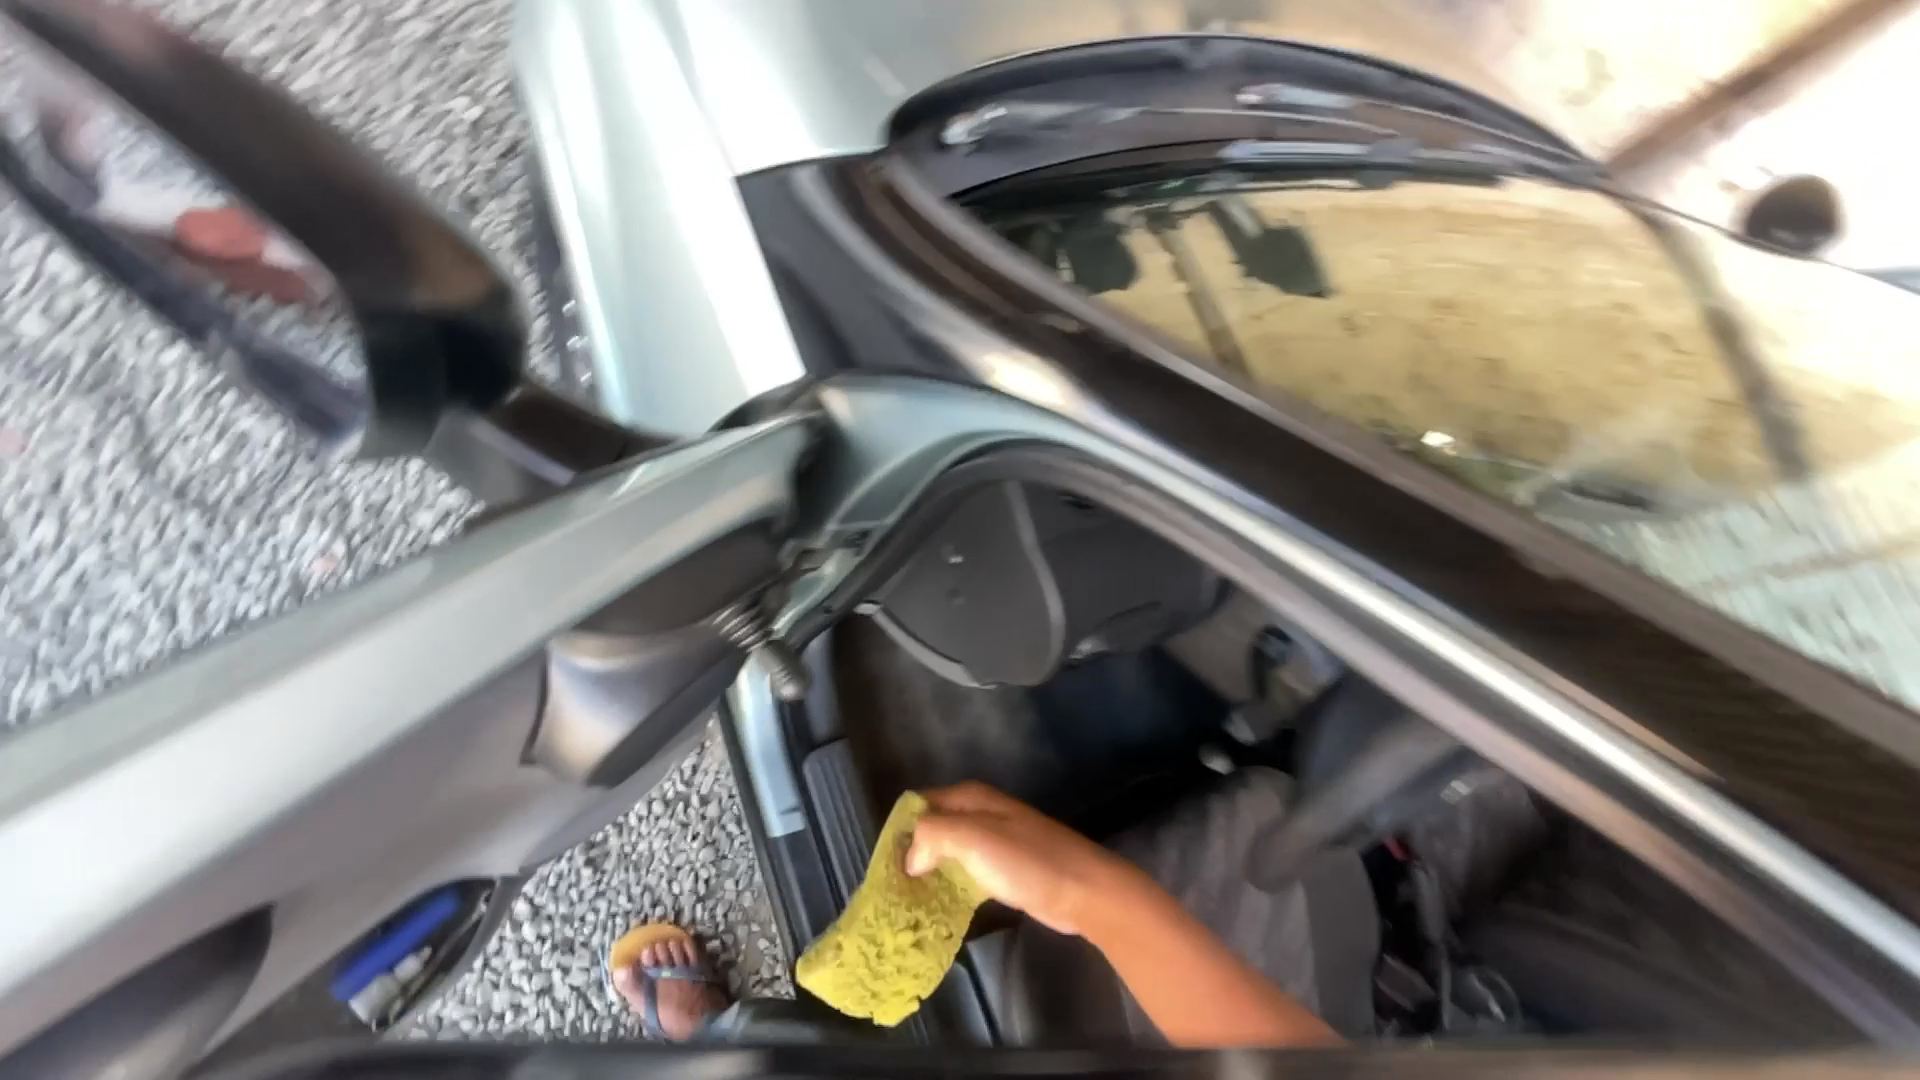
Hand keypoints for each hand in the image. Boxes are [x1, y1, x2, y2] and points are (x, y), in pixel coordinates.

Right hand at [905, 782, 1145, 937]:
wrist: (1084, 891)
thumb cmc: (1028, 861)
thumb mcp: (975, 839)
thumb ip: (934, 836)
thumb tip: (910, 858)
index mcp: (971, 797)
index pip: (919, 805)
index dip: (900, 831)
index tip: (882, 866)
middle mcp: (979, 812)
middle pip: (932, 828)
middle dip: (911, 854)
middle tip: (890, 890)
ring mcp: (993, 840)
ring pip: (947, 851)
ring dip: (929, 872)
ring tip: (907, 903)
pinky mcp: (1003, 868)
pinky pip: (965, 871)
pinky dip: (950, 885)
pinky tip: (938, 907)